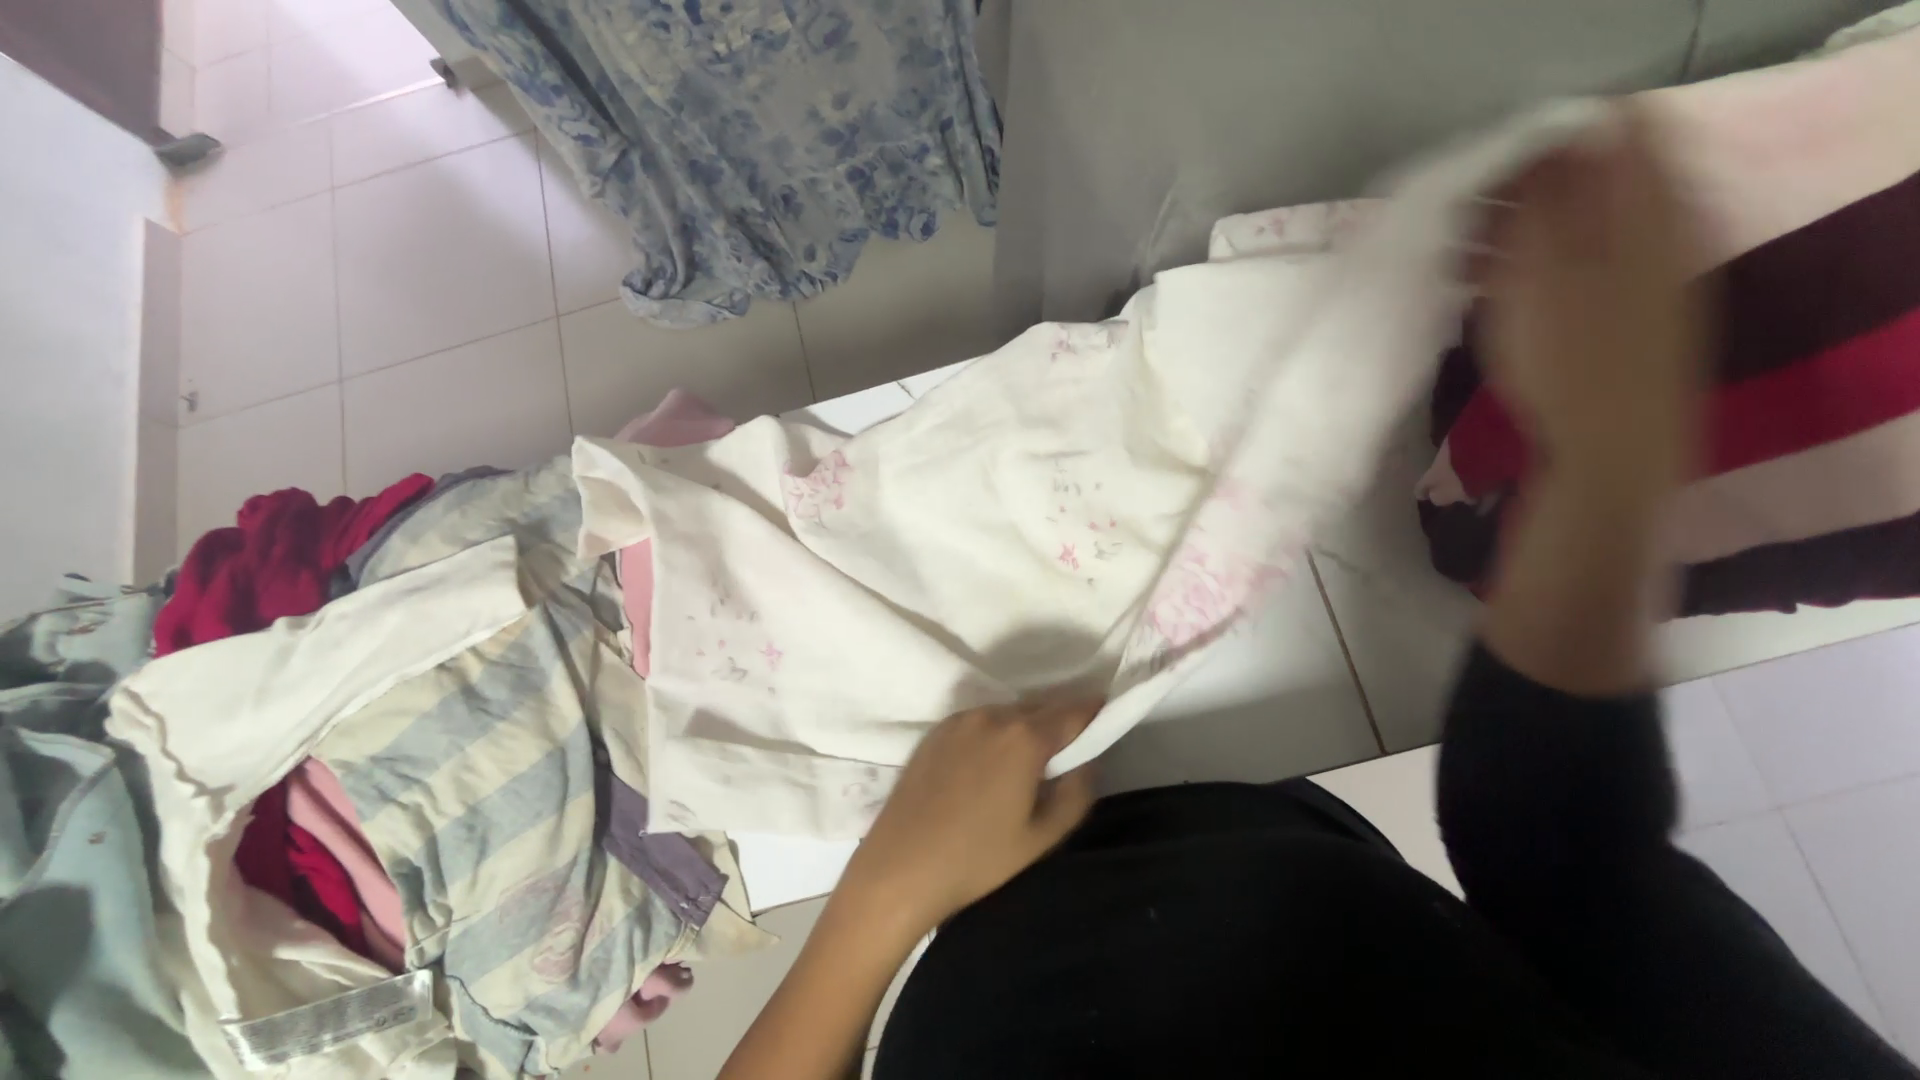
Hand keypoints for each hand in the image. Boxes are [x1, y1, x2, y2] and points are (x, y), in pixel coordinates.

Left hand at [836, 701, 1100, 936]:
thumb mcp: (1042, 837)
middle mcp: (991, 716)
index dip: (1094, 713)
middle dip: (1061, 721)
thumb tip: (1088, 761)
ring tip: (1030, 761)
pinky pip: (979, 722)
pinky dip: (995, 733)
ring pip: (1008, 714)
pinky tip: (991, 766)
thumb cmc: (977, 859)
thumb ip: (1076, 793)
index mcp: (1023, 737)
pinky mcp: (934, 732)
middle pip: (1040, 707)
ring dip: (1026, 727)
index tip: (1107, 718)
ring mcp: (958, 721)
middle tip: (1072, 748)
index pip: (1073, 710)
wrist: (900, 868)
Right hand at [1480, 103, 1707, 495]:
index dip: (1546, 139)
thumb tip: (1532, 144)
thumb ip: (1539, 207)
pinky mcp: (1616, 313)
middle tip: (1459, 212)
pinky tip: (1481, 286)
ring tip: (1455, 253)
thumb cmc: (1572, 367)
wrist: (1612, 456)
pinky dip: (1526, 264)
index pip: (1612, 132)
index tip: (1485, 168)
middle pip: (1591, 178)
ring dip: (1515, 229)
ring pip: (1575, 223)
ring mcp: (1638, 275)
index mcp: (1648, 214)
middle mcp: (1653, 233)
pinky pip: (1570, 262)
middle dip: (1521, 186)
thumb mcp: (1543, 280)